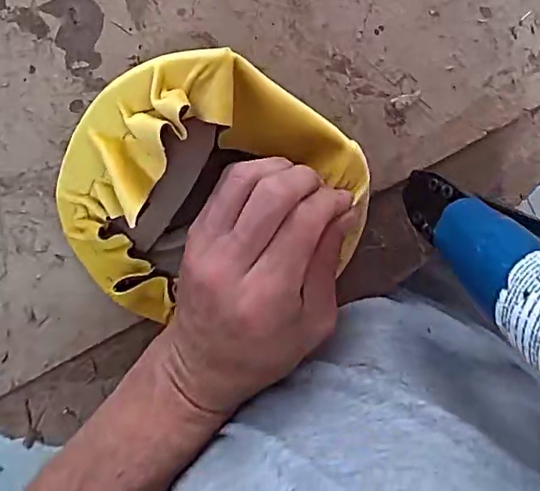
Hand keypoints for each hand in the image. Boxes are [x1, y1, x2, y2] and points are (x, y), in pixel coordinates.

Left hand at [31, 160, 355, 490]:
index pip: (304, 221)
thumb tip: (345, 211)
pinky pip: (227, 182)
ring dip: (282, 169)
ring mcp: (205, 246)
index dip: (331, 200)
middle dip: (308, 179)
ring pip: (246, 178)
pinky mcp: (194, 233)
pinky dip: (258, 170)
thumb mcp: (315, 321)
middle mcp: (230, 265)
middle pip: (274, 192)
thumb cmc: (265, 351)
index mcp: (266, 294)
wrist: (197, 369)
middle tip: (322, 191)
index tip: (344, 202)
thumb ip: (329, 262)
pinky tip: (274, 182)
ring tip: (298, 183)